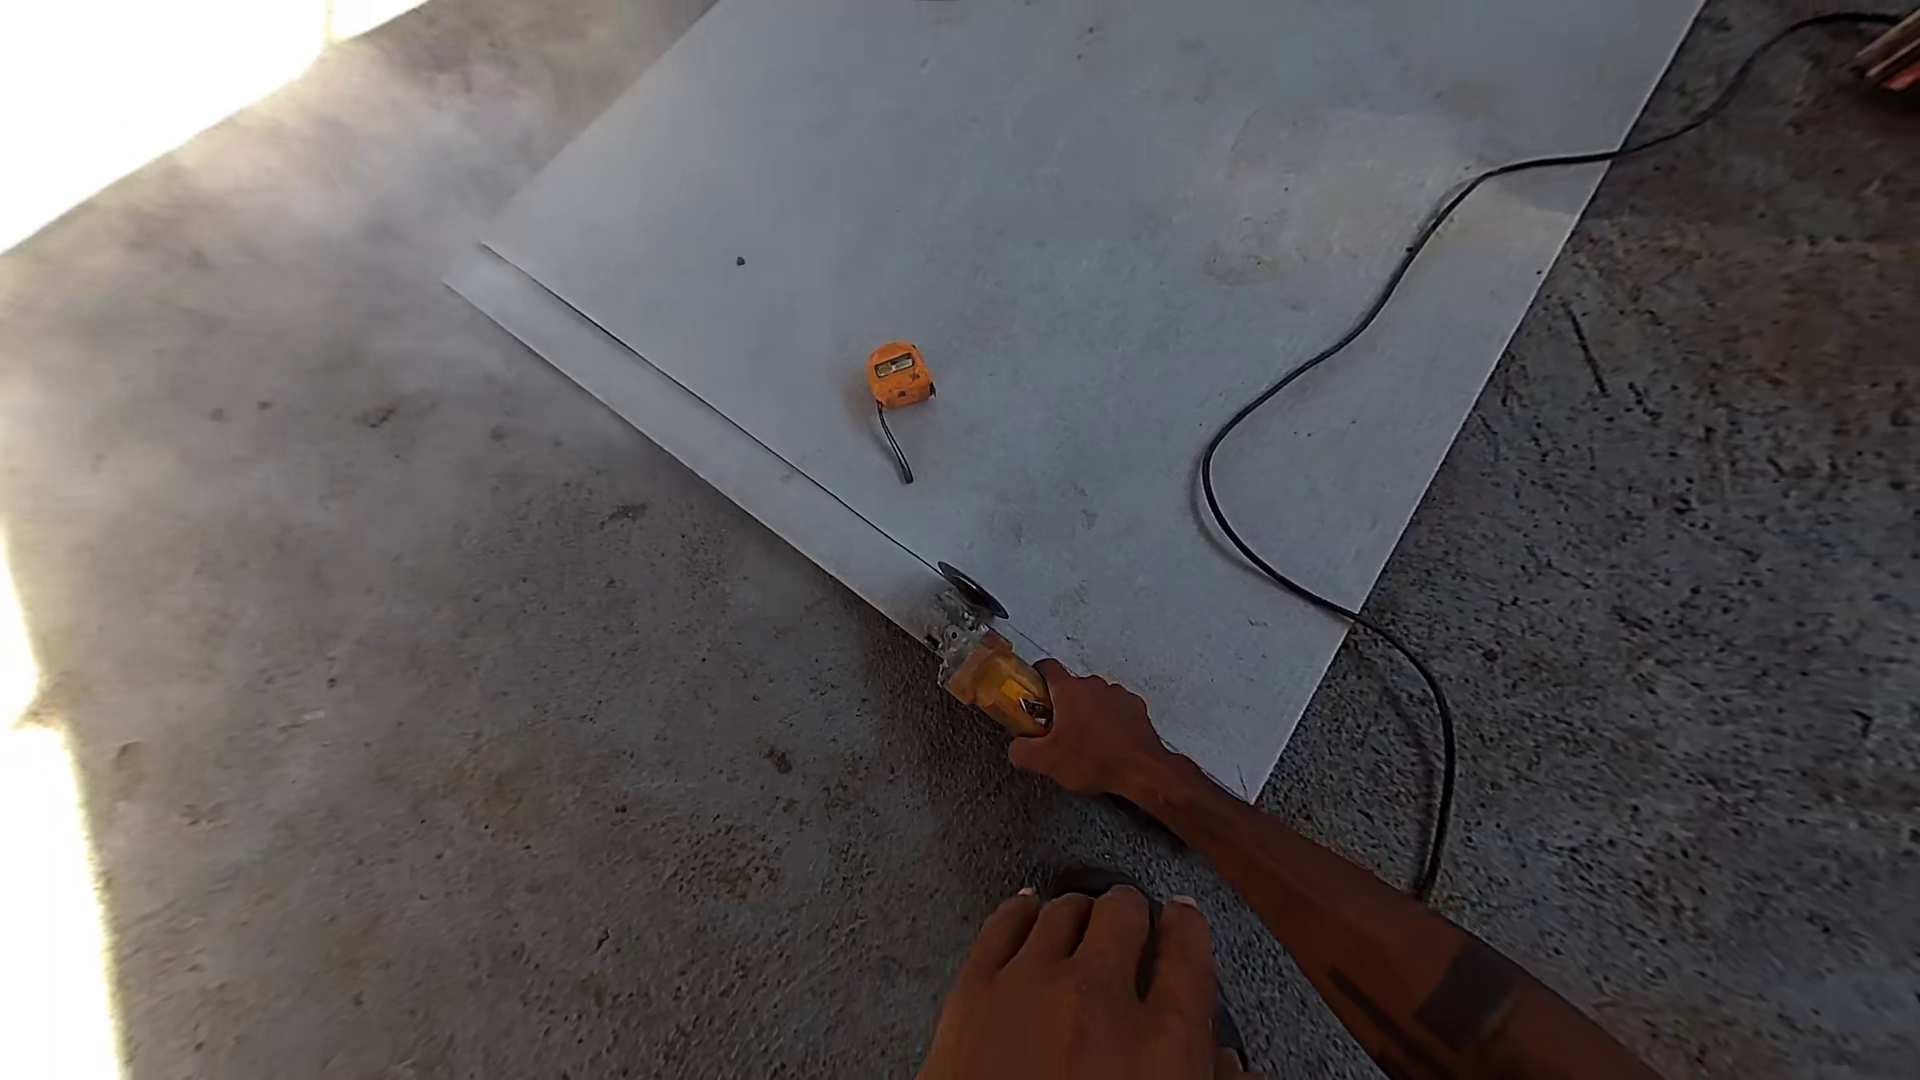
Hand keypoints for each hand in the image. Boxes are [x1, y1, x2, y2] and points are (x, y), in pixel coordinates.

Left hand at [917, 887, 1255, 1079]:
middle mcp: (1098, 1000)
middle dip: (1131, 912)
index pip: (1187, 952)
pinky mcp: (975, 989)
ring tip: (1083, 922)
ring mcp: (1030, 986)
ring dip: (1081, 913)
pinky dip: (1022, 910)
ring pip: (1064, 909)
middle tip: (1130, 923)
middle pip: (1122, 912)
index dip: (1187, 926)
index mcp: (1162, 1049)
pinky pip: (1004, 922)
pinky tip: (1030, 909)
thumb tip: (1233, 1064)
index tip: (1182, 918)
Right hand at [1009, 659, 1178, 797]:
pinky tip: (1107, 743)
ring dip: (1087, 712)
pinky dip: (1108, 720)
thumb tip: (1016, 747)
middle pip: (1070, 686)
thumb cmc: (1097, 760)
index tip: (1032, 691)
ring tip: (1085, 741)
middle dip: (1062, 704)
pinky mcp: (1135, 707)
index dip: (1036, 676)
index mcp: (1069, 690)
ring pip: (1093, 697)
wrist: (1142, 771)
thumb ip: (1021, 751)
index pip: (1047, 666)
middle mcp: (1094, 685)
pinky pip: (1115, 708)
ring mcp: (1117, 694)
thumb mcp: (1047, 761)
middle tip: (1057, 730)